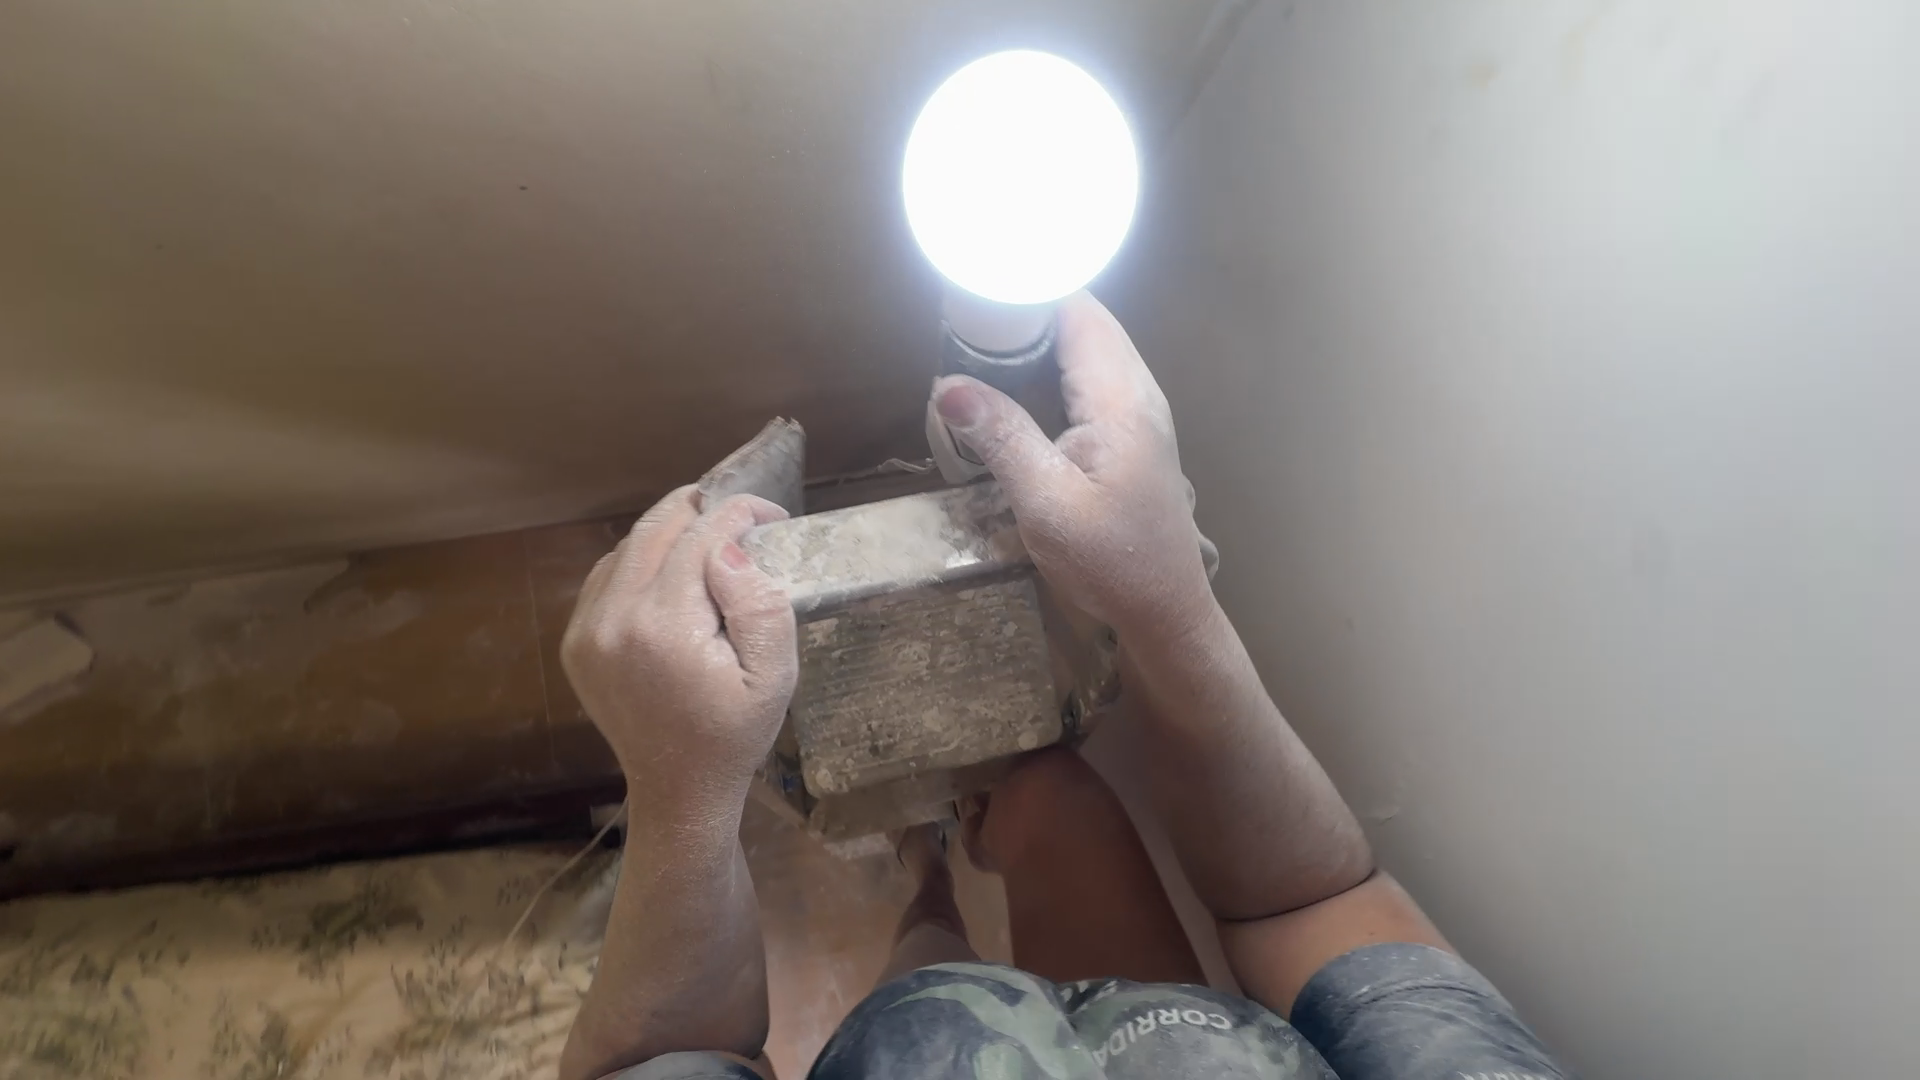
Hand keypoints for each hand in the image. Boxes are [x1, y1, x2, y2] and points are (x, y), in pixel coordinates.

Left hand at [560, 487, 797, 817]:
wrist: (678, 788)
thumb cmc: (736, 732)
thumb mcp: (775, 675)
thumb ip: (759, 606)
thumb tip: (728, 550)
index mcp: (666, 625)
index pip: (701, 537)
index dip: (740, 512)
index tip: (770, 514)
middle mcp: (615, 618)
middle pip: (656, 528)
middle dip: (700, 507)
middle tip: (739, 512)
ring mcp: (587, 629)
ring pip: (629, 546)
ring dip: (670, 531)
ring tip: (709, 539)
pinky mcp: (577, 641)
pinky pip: (608, 574)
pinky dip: (641, 558)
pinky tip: (670, 572)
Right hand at [931, 292, 1214, 643]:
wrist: (1163, 608)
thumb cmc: (1112, 561)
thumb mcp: (1048, 504)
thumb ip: (1002, 438)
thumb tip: (948, 386)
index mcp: (1121, 399)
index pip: (1078, 311)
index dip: (1028, 288)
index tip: (974, 289)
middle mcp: (1136, 393)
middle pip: (1083, 321)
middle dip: (1024, 310)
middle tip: (962, 319)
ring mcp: (1136, 413)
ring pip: (1086, 348)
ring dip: (1036, 340)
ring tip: (978, 345)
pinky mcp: (1128, 434)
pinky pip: (1087, 378)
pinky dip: (1049, 369)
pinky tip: (1014, 387)